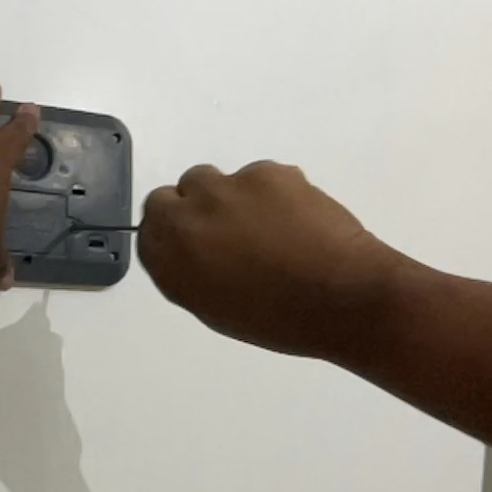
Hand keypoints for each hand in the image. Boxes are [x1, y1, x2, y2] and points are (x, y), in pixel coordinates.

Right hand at [137, 161, 410, 358]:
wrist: (342, 298)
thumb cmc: (274, 318)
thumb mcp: (210, 305)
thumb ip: (185, 269)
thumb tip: (189, 248)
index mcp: (167, 256)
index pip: (149, 226)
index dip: (172, 233)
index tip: (196, 246)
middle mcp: (185, 217)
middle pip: (173, 195)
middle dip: (194, 208)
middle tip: (228, 233)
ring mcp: (225, 190)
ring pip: (214, 180)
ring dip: (230, 198)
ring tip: (266, 226)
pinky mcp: (266, 172)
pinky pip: (256, 176)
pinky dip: (269, 193)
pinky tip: (294, 219)